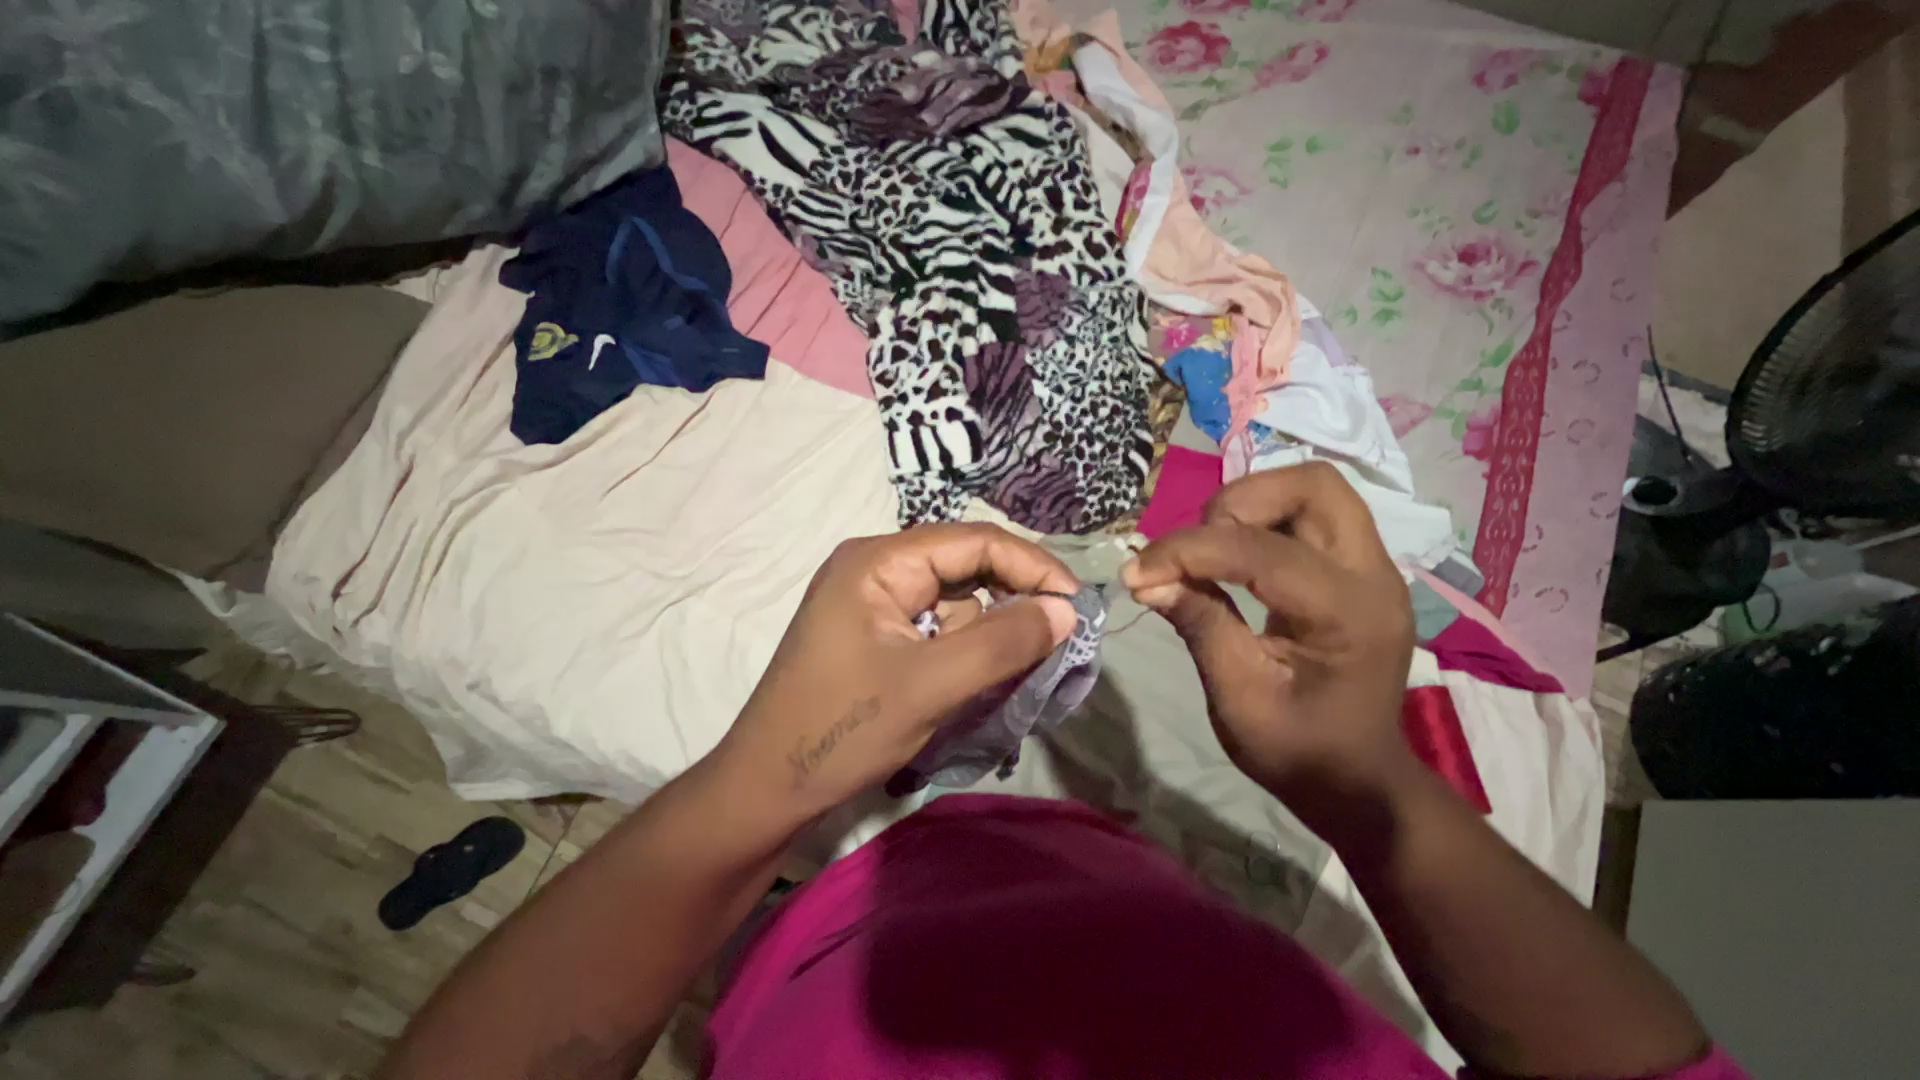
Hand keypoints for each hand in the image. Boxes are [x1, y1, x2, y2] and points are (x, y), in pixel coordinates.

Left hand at [710, 524, 1080, 828]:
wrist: (767, 787)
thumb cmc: (842, 729)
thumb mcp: (930, 685)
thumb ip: (1002, 643)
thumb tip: (1067, 610)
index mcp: (878, 561)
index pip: (973, 540)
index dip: (1031, 567)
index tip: (1077, 606)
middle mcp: (874, 569)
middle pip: (965, 567)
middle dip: (1012, 601)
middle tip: (1058, 639)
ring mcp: (871, 604)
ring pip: (956, 601)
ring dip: (990, 632)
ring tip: (1013, 673)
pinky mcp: (873, 637)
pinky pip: (936, 629)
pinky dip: (965, 650)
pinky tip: (978, 682)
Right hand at [1120, 463, 1415, 811]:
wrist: (1359, 780)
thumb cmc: (1298, 752)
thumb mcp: (1238, 699)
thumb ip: (1200, 626)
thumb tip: (1147, 579)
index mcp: (1348, 615)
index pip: (1263, 551)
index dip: (1190, 551)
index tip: (1138, 572)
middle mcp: (1374, 575)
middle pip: (1312, 485)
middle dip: (1239, 501)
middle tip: (1195, 547)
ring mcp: (1374, 568)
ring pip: (1315, 489)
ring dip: (1253, 503)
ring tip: (1210, 548)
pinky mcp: (1361, 570)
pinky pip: (1314, 514)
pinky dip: (1266, 519)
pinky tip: (1235, 556)